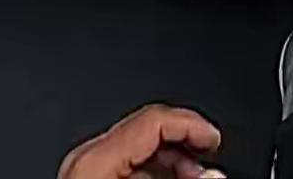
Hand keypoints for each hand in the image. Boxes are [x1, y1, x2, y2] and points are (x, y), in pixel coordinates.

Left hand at [57, 104, 223, 178]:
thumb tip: (213, 176)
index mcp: (93, 160)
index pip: (155, 119)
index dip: (191, 125)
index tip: (214, 140)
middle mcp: (83, 160)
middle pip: (147, 132)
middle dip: (183, 149)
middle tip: (207, 168)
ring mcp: (79, 173)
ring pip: (137, 150)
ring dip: (169, 164)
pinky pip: (124, 167)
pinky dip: (150, 175)